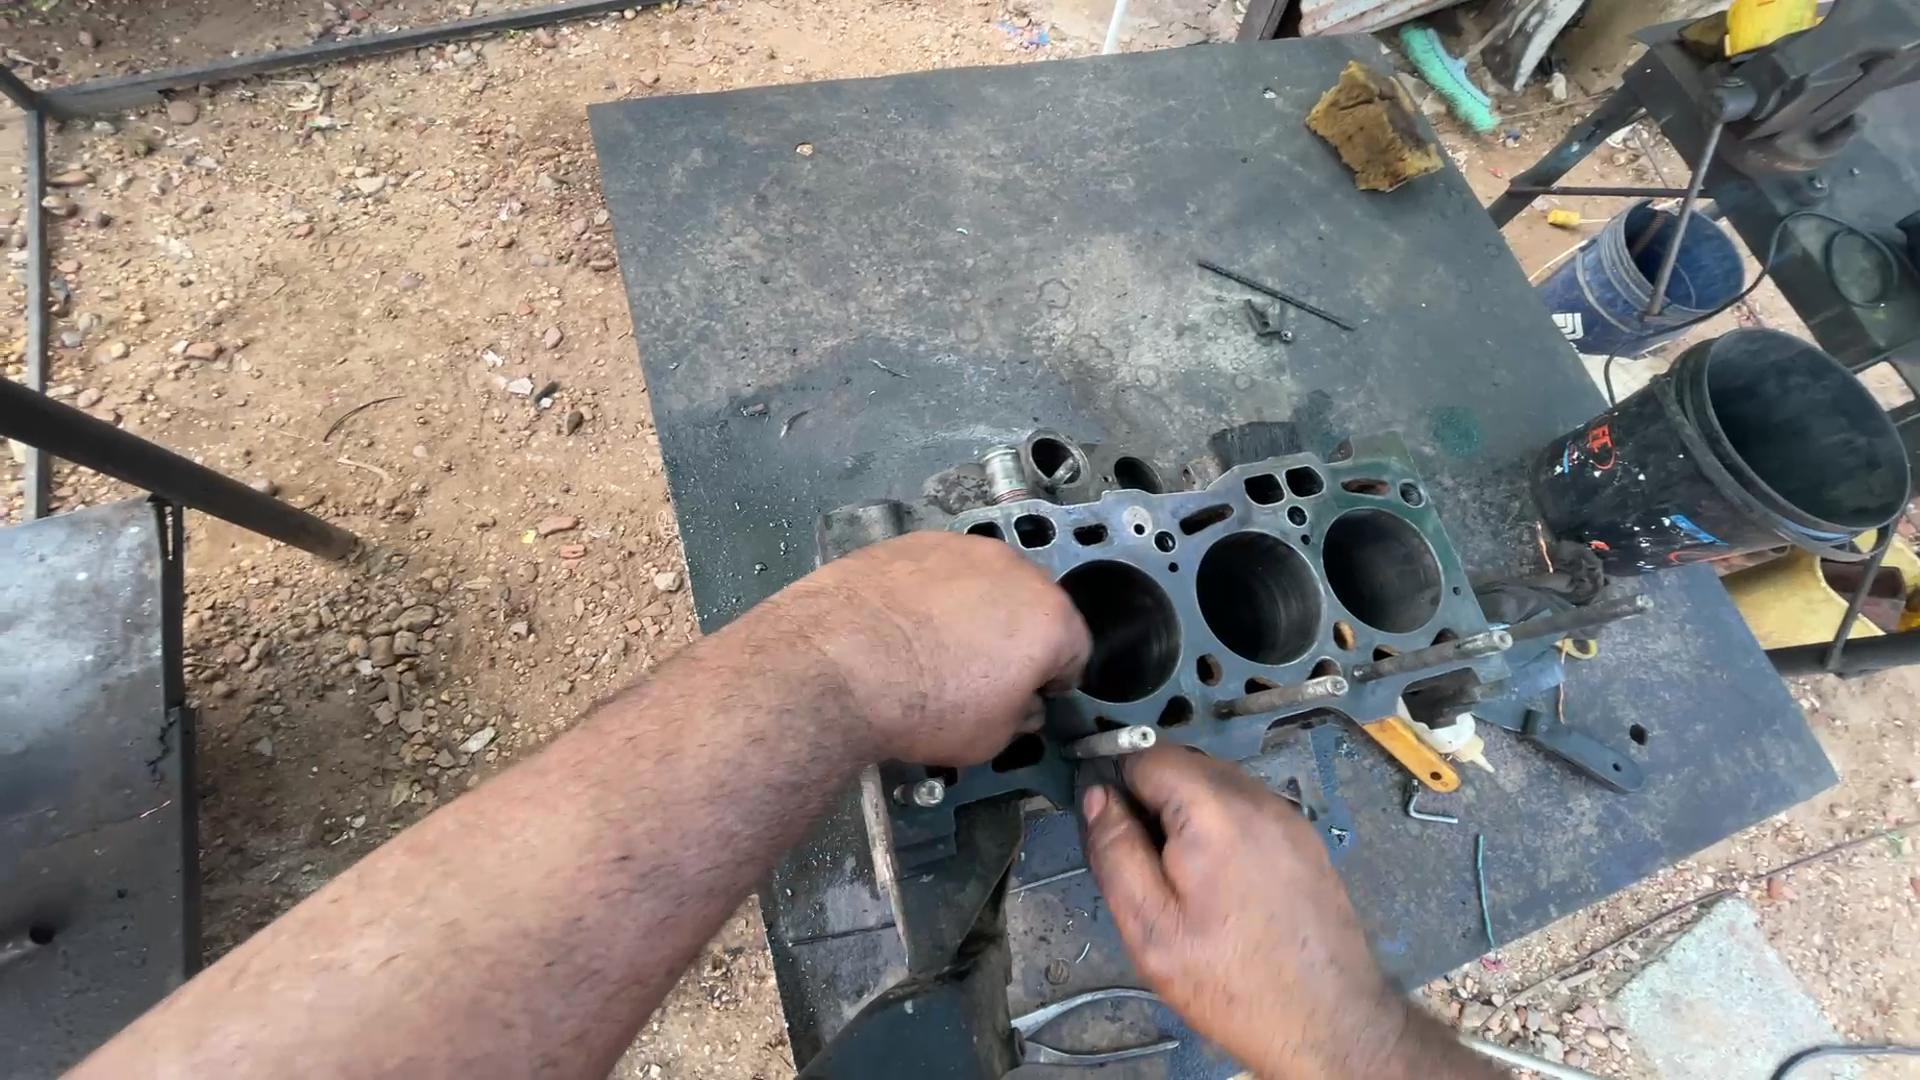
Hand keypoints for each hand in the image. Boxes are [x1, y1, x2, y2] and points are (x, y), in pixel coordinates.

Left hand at [768, 531, 1090, 765]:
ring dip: (975, 608)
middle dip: (1016, 636)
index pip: (1075, 649)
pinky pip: (939, 569)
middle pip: (1031, 605)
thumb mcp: (990, 738)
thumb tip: (1019, 704)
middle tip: (983, 671)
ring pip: (984, 581)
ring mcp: (961, 548)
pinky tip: (904, 622)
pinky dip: (931, 591)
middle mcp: (1012, 570)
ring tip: (936, 646)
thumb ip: (1020, 715)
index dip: (1055, 677)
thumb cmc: (920, 704)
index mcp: (1049, 618)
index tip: (1034, 691)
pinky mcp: (915, 540)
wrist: (838, 665)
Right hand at [1083, 746, 1478, 1079]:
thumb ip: (1114, 850)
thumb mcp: (1149, 928)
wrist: (1334, 1028)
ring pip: (1211, 782)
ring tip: (1189, 878)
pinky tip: (1227, 880)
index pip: (1145, 755)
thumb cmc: (1231, 981)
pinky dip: (1221, 824)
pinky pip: (1243, 804)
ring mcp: (1285, 812)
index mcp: (1211, 809)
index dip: (1121, 789)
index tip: (1121, 838)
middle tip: (1153, 866)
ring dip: (1187, 812)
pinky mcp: (1303, 834)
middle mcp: (1253, 795)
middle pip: (1180, 763)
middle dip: (1153, 801)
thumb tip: (1098, 795)